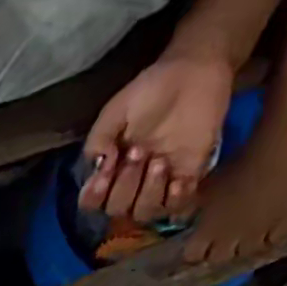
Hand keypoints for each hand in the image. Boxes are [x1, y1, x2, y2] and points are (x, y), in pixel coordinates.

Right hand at [79, 54, 234, 223]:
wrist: (195, 73)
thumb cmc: (150, 91)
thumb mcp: (114, 112)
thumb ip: (98, 141)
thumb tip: (99, 167)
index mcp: (108, 171)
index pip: (91, 202)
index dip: (94, 197)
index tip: (107, 169)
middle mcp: (129, 184)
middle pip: (117, 210)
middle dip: (125, 184)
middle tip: (140, 150)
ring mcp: (158, 184)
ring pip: (144, 213)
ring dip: (149, 192)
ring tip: (160, 160)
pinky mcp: (187, 178)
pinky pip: (177, 207)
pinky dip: (176, 200)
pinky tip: (179, 181)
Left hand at [183, 139, 286, 263]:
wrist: (279, 151)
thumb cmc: (235, 166)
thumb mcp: (203, 188)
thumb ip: (188, 208)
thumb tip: (177, 221)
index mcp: (209, 231)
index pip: (194, 255)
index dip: (192, 252)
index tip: (194, 246)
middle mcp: (232, 239)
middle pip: (219, 258)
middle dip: (215, 253)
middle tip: (217, 242)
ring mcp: (259, 233)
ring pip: (246, 252)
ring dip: (241, 247)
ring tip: (241, 238)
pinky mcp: (285, 224)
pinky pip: (274, 240)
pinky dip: (268, 238)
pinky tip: (266, 230)